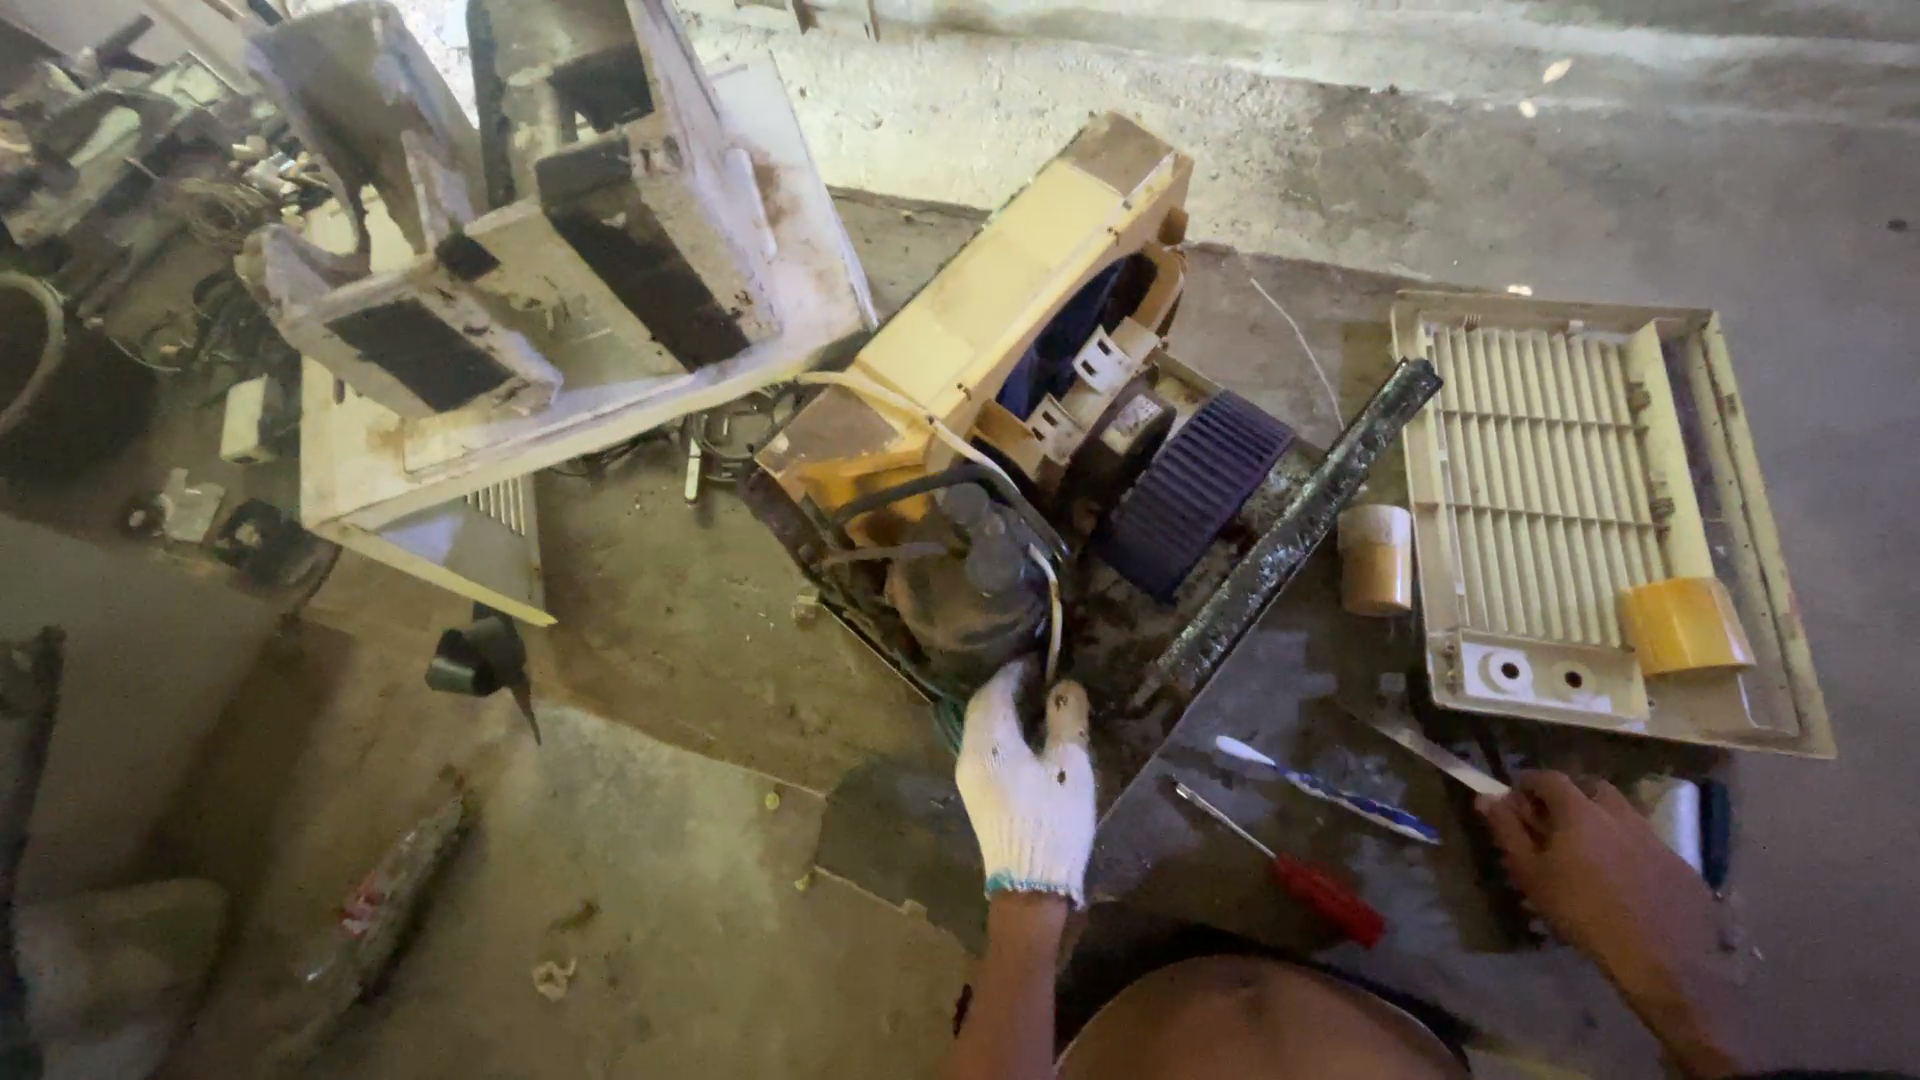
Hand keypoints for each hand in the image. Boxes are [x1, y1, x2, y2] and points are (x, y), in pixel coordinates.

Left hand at [955, 660, 1094, 905]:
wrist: (1031, 886)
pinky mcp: (976, 792)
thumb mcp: (1069, 766)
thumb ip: (1066, 719)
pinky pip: (983, 745)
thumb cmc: (1053, 822)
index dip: (1015, 670)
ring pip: (979, 726)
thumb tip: (1064, 685)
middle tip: (1038, 675)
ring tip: (1036, 699)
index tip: (1039, 658)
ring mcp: (968, 775)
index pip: (993, 691)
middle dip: (1006, 686)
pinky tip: (1027, 733)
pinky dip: (1002, 729)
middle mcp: (969, 754)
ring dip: (1003, 707)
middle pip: (981, 706)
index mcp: (989, 744)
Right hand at [1479, 771, 1750, 1076]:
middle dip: (1564, 798)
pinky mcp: (1685, 869)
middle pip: (1588, 787)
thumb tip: (1485, 798)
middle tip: (1546, 827)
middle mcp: (1622, 816)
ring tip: (1582, 854)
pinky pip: (1646, 842)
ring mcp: (1659, 841)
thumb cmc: (1586, 920)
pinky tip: (1617, 881)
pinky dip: (1625, 846)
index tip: (1509, 803)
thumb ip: (1506, 832)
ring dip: (1597, 820)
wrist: (1670, 971)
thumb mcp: (1531, 877)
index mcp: (1580, 814)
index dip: (1523, 784)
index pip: (1546, 778)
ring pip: (1621, 812)